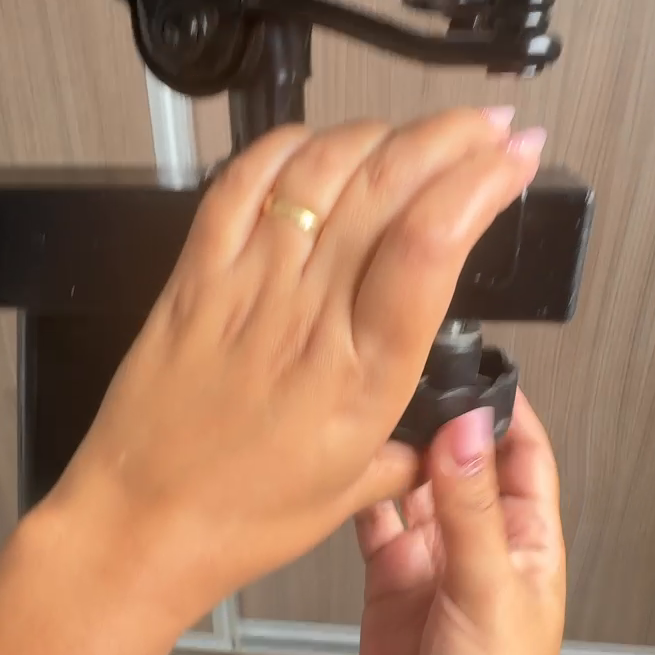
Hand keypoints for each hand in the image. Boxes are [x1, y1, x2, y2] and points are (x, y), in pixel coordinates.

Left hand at [46, 109, 544, 621]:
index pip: (432, 245)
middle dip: (453, 137)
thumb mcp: (346, 497)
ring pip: (321, 169)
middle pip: (388, 186)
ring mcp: (247, 289)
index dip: (483, 182)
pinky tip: (313, 144)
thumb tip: (435, 440)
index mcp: (361, 379)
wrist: (140, 523)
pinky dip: (283, 147)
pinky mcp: (196, 279)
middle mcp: (308, 319)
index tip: (513, 160)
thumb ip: (403, 457)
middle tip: (484, 131)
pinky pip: (239, 184)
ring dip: (380, 132)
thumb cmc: (235, 519)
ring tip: (411, 135)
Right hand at [354, 392, 565, 654]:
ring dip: (397, 453)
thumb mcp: (489, 591)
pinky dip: (361, 496)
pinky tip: (343, 466)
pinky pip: (373, 523)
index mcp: (526, 535)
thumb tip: (466, 430)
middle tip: (401, 374)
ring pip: (413, 486)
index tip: (472, 362)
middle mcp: (478, 537)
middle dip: (439, 421)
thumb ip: (472, 511)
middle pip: (460, 461)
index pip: (522, 452)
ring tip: (366, 408)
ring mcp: (430, 555)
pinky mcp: (389, 576)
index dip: (504, 408)